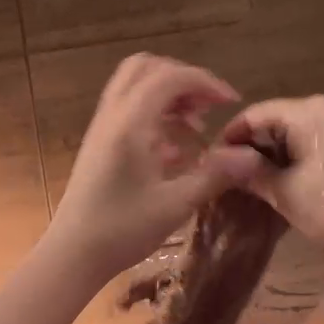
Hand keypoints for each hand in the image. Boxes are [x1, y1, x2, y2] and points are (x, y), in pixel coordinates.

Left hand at [48, 54, 266, 277]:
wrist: (72, 254)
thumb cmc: (122, 230)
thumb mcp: (175, 205)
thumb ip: (214, 175)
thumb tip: (251, 156)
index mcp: (129, 123)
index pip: (169, 77)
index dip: (205, 82)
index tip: (230, 103)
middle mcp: (111, 118)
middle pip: (146, 70)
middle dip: (182, 80)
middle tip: (208, 107)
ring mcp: (100, 131)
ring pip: (134, 90)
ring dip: (168, 99)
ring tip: (195, 128)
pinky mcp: (98, 148)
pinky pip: (126, 115)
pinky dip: (153, 118)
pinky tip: (173, 152)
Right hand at [222, 95, 323, 260]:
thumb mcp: (288, 194)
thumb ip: (252, 173)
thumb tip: (219, 160)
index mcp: (308, 112)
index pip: (254, 115)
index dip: (229, 139)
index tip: (211, 165)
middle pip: (277, 120)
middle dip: (253, 147)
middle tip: (232, 178)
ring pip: (299, 132)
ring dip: (276, 155)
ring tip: (259, 184)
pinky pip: (320, 140)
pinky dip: (300, 157)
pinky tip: (292, 181)